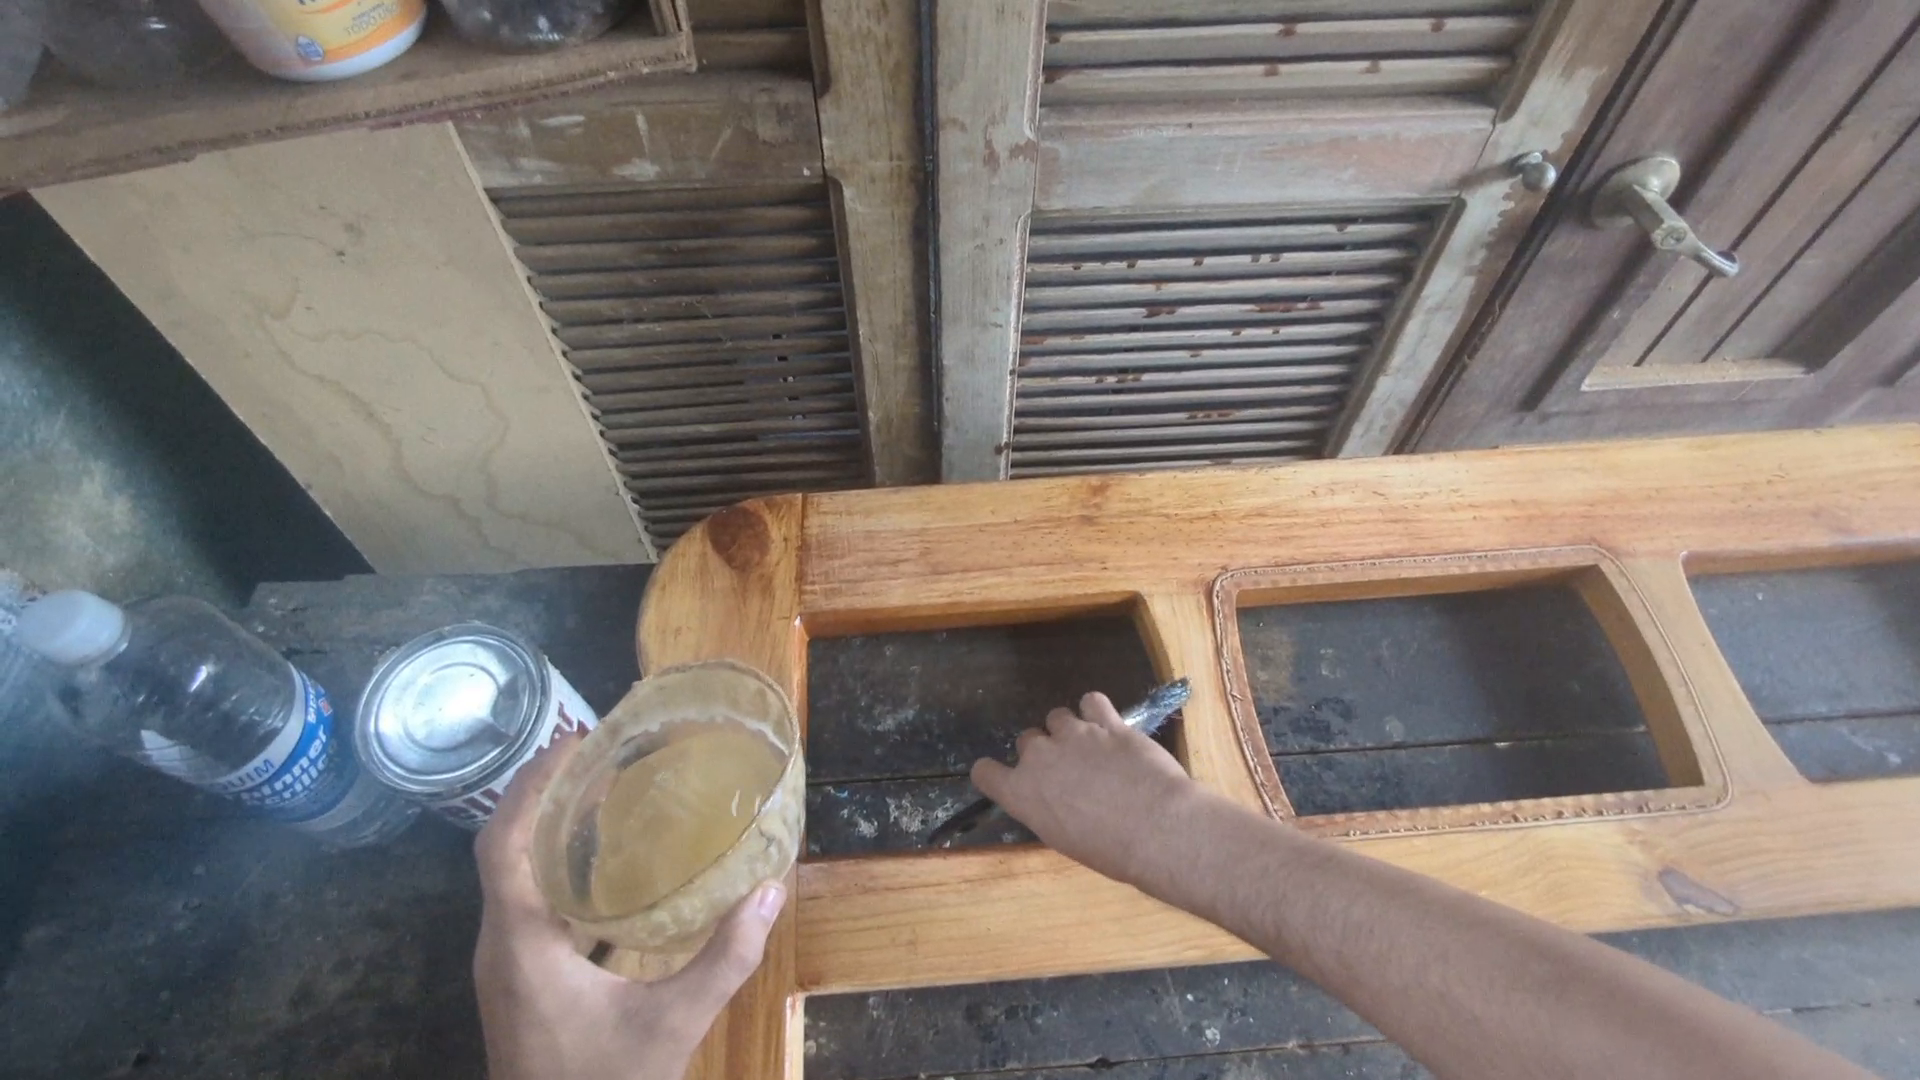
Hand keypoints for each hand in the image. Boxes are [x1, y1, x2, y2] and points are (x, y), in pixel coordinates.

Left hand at [473, 734, 785, 1079]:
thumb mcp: (672, 1026)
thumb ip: (725, 959)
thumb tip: (770, 890)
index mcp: (520, 945)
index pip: (502, 846)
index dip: (529, 787)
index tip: (571, 743)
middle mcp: (501, 945)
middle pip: (504, 847)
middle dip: (541, 791)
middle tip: (598, 751)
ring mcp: (508, 963)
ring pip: (516, 872)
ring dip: (548, 824)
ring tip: (602, 787)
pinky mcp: (524, 977)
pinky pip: (532, 898)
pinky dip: (560, 862)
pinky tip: (608, 859)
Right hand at [971, 691, 1201, 885]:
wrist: (1157, 829)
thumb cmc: (1112, 852)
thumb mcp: (1065, 839)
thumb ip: (1050, 809)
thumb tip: (1058, 798)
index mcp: (1022, 793)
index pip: (984, 772)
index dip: (995, 773)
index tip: (1008, 778)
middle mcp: (1040, 757)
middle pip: (1027, 740)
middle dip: (1044, 752)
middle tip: (1069, 772)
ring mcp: (1074, 735)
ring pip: (1057, 716)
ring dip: (1070, 730)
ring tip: (1093, 748)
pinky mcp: (1107, 722)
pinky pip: (1091, 701)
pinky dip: (1096, 710)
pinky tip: (1107, 725)